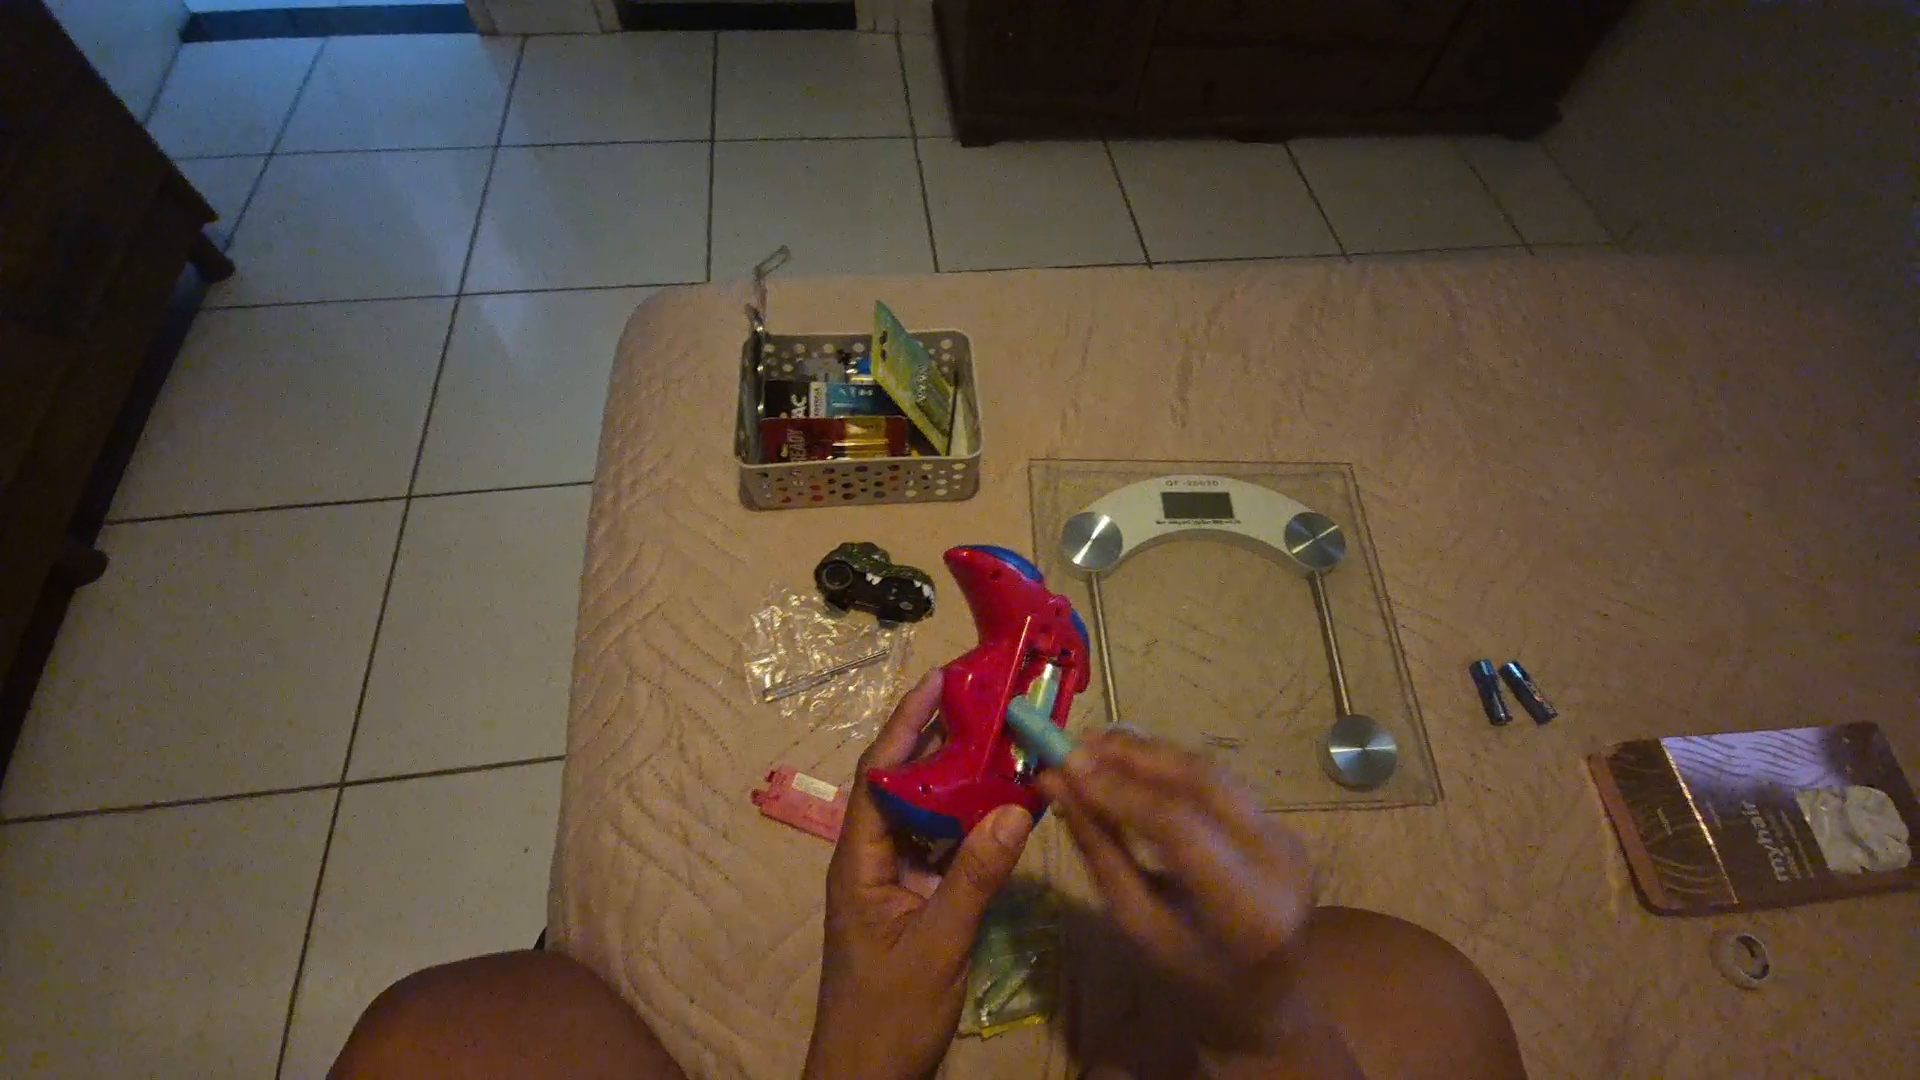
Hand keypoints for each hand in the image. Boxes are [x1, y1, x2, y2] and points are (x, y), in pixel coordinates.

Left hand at [803, 670, 1035, 1079]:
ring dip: (957, 776)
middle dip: (937, 738)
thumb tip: (1016, 808)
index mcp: (859, 857)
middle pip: (902, 781)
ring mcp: (892, 876)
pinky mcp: (913, 897)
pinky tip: (1001, 806)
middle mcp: (872, 855)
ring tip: (998, 738)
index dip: (906, 723)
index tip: (938, 681)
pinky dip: (969, 820)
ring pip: (924, 810)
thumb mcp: (937, 945)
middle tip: (981, 699)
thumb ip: (974, 879)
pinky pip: (941, 843)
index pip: (878, 772)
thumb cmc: (888, 1014)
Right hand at [1035, 732, 1316, 1050]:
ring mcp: (1286, 836)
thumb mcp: (1136, 923)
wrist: (1268, 1002)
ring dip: (1150, 752)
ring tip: (1096, 745)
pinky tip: (1132, 762)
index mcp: (1244, 907)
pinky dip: (1169, 766)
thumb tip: (1055, 783)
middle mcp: (1277, 860)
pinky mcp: (1280, 823)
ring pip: (1209, 771)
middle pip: (1200, 780)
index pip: (1177, 824)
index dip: (1117, 788)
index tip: (1065, 765)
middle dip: (1133, 754)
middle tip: (1077, 743)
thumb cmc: (1190, 976)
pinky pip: (1217, 781)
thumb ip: (1098, 848)